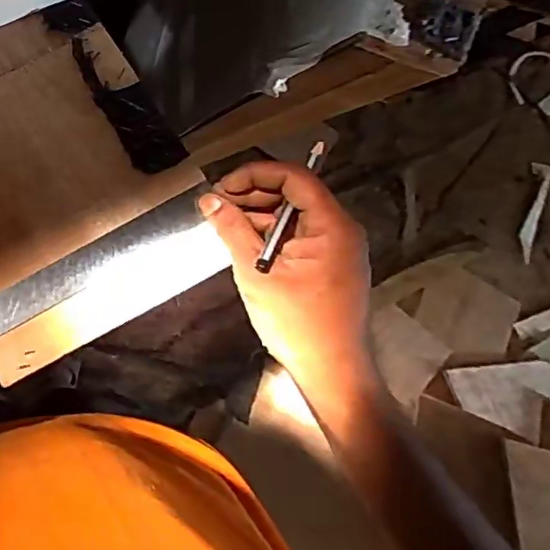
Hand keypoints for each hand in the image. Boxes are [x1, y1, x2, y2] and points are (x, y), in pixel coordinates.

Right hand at [199, 161, 376, 399]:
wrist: (334, 375)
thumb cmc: (297, 324)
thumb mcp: (256, 273)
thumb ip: (232, 229)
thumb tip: (208, 199)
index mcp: (331, 225)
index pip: (293, 176)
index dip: (254, 174)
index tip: (223, 188)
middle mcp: (341, 228)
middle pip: (294, 191)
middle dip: (253, 193)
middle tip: (219, 205)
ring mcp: (339, 246)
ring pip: (295, 212)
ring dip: (261, 213)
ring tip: (227, 223)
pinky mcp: (333, 262)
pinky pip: (300, 232)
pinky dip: (273, 232)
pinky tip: (246, 241)